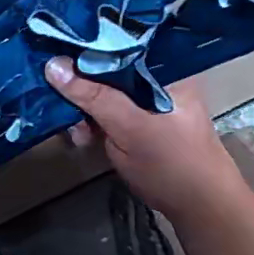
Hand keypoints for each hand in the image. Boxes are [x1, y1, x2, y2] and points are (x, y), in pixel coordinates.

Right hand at [43, 56, 249, 223]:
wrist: (202, 211)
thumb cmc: (174, 165)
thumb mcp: (129, 127)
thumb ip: (92, 95)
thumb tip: (51, 64)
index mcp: (167, 70)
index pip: (121, 43)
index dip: (87, 46)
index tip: (55, 49)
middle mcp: (157, 80)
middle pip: (107, 68)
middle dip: (79, 84)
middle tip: (58, 100)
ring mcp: (147, 102)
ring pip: (102, 91)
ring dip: (82, 109)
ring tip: (75, 131)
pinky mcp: (137, 122)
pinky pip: (104, 111)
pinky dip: (90, 121)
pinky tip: (81, 136)